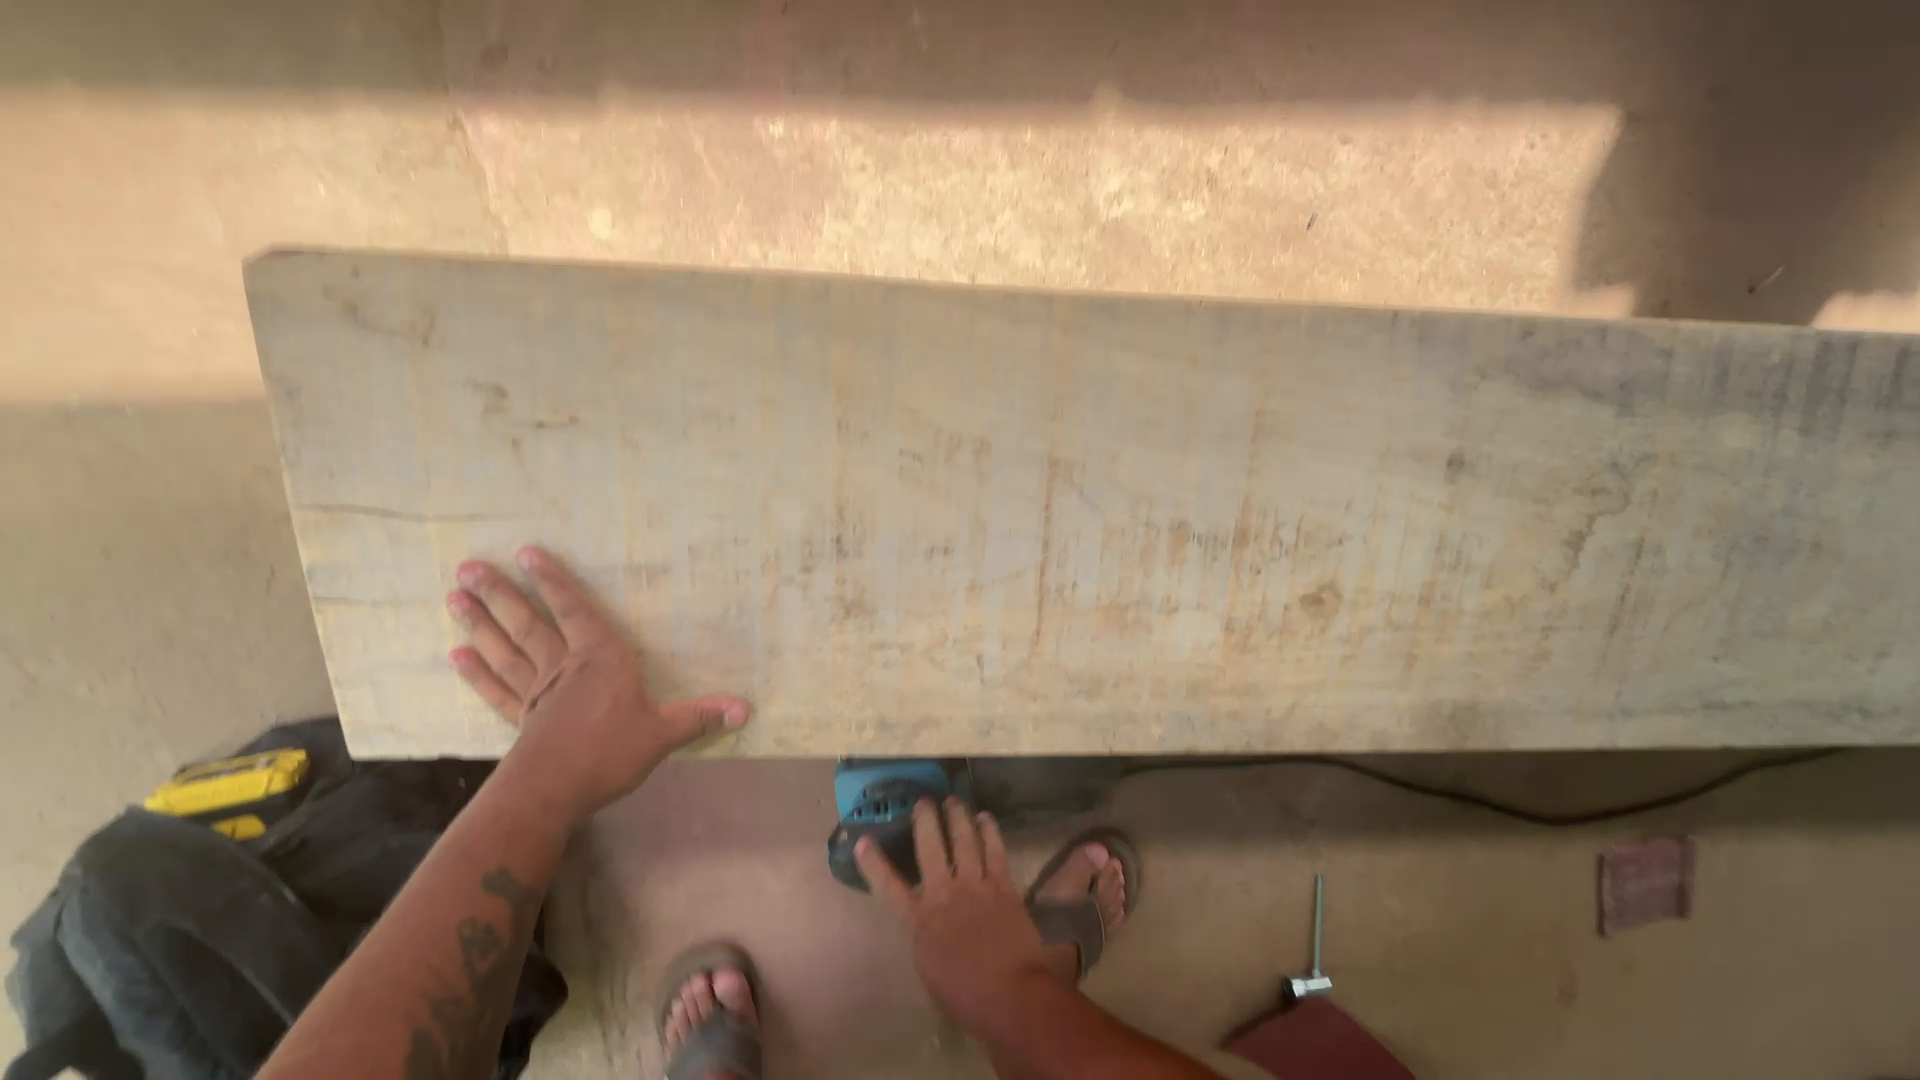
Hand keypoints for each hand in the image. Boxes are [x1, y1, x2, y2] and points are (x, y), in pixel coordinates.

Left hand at [446, 545, 749, 826]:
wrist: (551, 793)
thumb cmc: (609, 753)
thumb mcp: (664, 733)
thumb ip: (700, 717)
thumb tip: (745, 709)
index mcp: (600, 660)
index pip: (574, 611)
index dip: (553, 582)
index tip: (527, 552)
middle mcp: (564, 667)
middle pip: (527, 625)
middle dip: (500, 595)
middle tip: (469, 567)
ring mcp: (537, 693)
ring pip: (506, 650)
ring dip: (480, 623)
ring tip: (455, 597)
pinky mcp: (521, 720)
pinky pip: (496, 689)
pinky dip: (476, 672)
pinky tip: (457, 654)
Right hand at [855, 798, 1052, 1027]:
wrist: (1010, 993)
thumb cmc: (966, 994)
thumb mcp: (930, 968)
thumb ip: (925, 936)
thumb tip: (925, 919)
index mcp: (921, 920)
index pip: (890, 887)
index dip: (874, 863)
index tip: (863, 841)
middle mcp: (945, 894)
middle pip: (930, 847)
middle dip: (925, 820)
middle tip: (923, 801)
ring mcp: (975, 885)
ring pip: (964, 840)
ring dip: (958, 816)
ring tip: (954, 800)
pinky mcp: (1003, 885)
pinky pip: (994, 849)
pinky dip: (989, 830)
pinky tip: (986, 818)